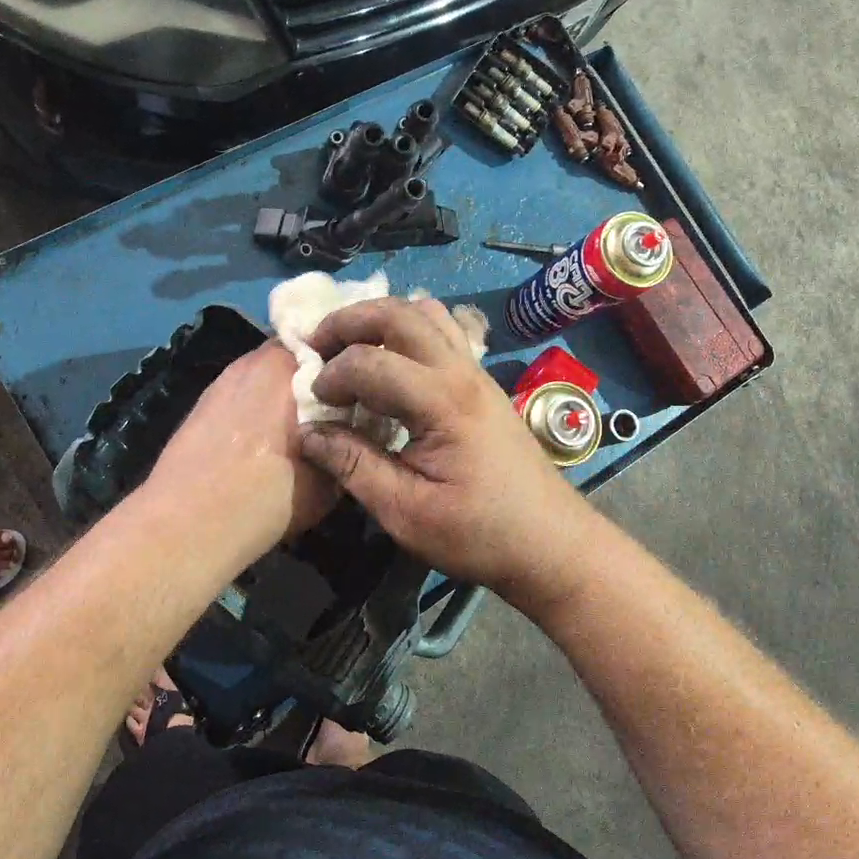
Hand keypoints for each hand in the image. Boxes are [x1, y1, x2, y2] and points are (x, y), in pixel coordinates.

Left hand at [148, 341, 339, 544]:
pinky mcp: (203, 400)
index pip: (335, 350)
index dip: (350, 371)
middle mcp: (257, 360)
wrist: (192, 521)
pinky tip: (259, 439)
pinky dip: (255, 406)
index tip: (360, 393)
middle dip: (315, 377)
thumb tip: (351, 434)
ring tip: (295, 427)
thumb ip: (346, 444)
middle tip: (332, 409)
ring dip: (282, 391)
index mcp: (293, 367)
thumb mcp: (330, 478)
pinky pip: (242, 392)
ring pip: (266, 373)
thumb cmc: (270, 496)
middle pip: (297, 356)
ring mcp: (225, 377)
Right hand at [297, 298, 603, 602]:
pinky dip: (406, 332)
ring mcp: (477, 374)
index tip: (315, 406)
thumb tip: (308, 432)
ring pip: (426, 314)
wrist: (550, 544)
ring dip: (381, 319)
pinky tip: (388, 364)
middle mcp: (462, 373)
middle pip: (400, 314)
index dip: (332, 376)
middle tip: (315, 344)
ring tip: (348, 346)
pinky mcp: (482, 385)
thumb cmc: (478, 535)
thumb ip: (354, 465)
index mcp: (443, 402)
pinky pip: (442, 333)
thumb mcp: (405, 512)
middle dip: (349, 321)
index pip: (371, 362)